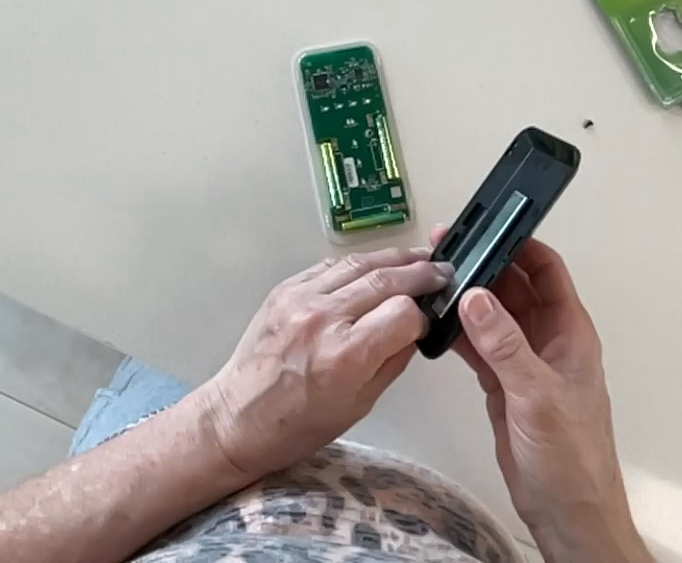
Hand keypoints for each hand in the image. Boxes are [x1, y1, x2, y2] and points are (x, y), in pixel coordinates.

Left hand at [197, 245, 452, 478]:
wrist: (238, 414)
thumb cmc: (300, 424)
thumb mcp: (360, 403)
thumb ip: (392, 360)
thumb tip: (417, 326)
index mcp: (345, 355)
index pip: (403, 313)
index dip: (423, 314)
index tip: (431, 316)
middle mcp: (323, 317)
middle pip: (385, 279)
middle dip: (419, 273)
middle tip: (443, 270)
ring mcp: (301, 297)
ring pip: (358, 264)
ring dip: (393, 257)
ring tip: (418, 257)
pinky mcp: (285, 288)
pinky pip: (330, 266)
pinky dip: (358, 263)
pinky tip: (376, 264)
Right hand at [429, 227, 650, 562]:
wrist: (565, 514)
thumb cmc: (570, 458)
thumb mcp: (538, 395)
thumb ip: (505, 344)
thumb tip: (474, 295)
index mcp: (568, 332)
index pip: (547, 271)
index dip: (520, 243)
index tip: (486, 226)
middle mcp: (545, 338)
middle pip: (513, 285)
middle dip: (482, 264)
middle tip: (444, 248)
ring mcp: (521, 359)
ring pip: (491, 312)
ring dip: (466, 295)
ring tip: (431, 278)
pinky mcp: (501, 380)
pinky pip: (476, 342)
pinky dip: (456, 329)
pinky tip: (433, 320)